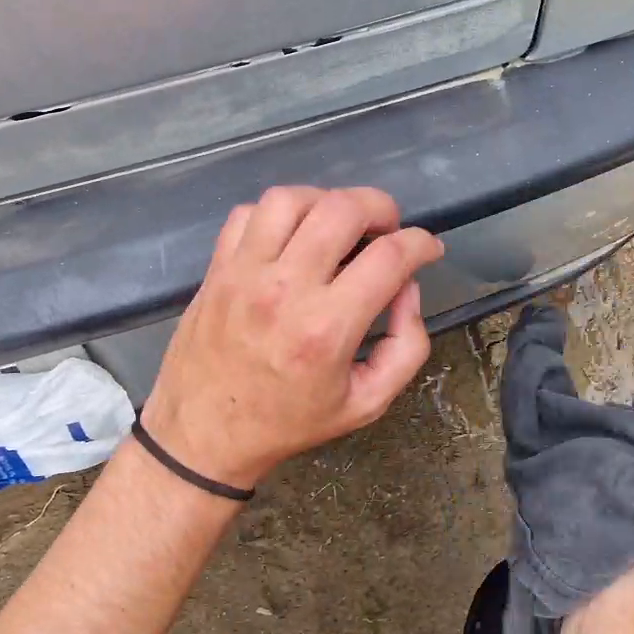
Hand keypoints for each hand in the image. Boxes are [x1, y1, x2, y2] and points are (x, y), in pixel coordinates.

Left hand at [138, 186, 445, 488]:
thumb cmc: (290, 423)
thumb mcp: (368, 403)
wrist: (204, 435)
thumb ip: (406, 347)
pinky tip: (295, 236)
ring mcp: (244, 274)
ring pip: (291, 199)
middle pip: (342, 210)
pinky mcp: (217, 269)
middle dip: (381, 208)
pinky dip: (280, 213)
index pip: (389, 257)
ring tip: (341, 225)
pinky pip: (249, 213)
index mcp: (328, 328)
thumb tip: (407, 290)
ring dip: (327, 201)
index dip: (421, 243)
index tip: (429, 249)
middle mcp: (285, 290)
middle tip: (388, 229)